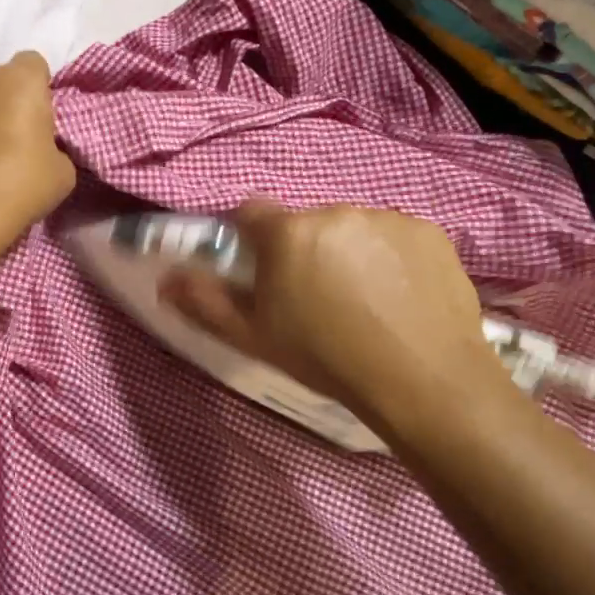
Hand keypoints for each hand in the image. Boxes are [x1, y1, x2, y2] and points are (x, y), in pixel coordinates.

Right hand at [160, 201, 512, 427]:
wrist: (424, 383)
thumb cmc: (326, 359)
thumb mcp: (253, 337)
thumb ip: (204, 302)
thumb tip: (164, 280)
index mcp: (287, 232)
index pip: (251, 213)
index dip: (251, 241)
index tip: (263, 273)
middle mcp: (334, 211)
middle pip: (303, 223)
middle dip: (302, 250)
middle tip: (315, 299)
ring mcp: (387, 219)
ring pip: (350, 228)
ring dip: (348, 252)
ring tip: (364, 302)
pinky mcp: (430, 232)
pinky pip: (394, 236)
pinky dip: (391, 257)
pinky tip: (400, 297)